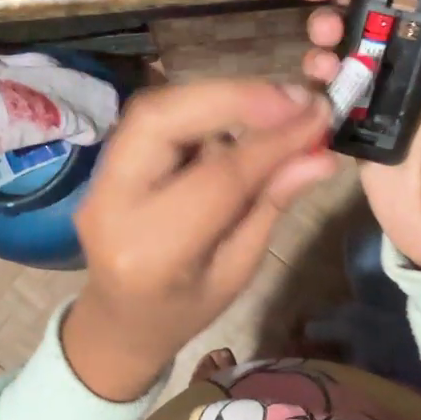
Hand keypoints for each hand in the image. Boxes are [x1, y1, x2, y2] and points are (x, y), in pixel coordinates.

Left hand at [64, 79, 336, 399]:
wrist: (118, 323)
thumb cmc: (184, 311)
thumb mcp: (237, 271)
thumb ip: (270, 205)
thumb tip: (322, 155)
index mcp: (151, 252)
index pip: (216, 178)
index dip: (271, 142)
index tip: (318, 116)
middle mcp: (111, 206)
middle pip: (162, 120)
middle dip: (232, 97)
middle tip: (293, 97)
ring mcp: (98, 181)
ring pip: (153, 109)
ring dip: (218, 96)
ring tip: (274, 103)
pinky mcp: (103, 164)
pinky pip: (152, 118)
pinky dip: (201, 107)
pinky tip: (240, 114)